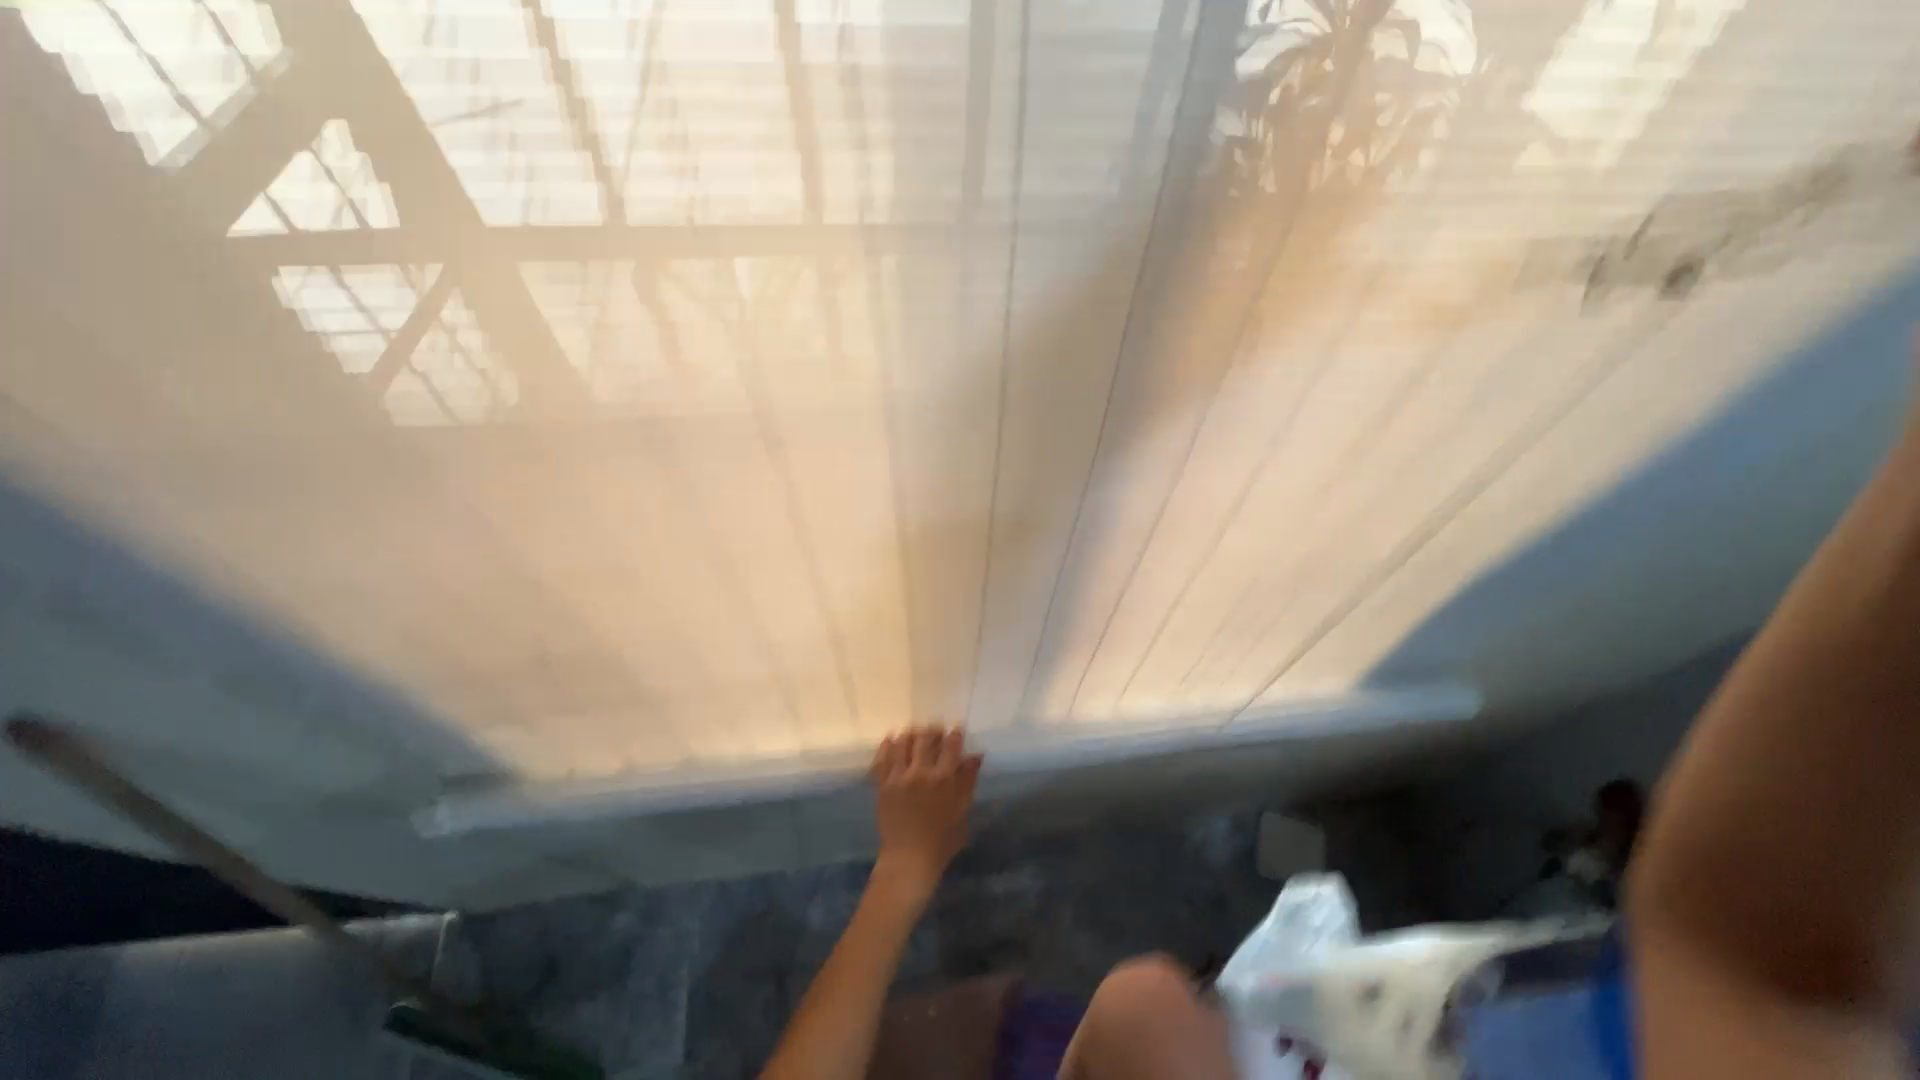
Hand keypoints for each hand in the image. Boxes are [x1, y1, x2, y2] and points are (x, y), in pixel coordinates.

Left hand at [869, 726, 981, 901]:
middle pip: (926, 740)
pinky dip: (888, 745)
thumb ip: (968, 780)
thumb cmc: (942, 839)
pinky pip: (883, 759)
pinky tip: (891, 738)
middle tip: (935, 727)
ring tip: (914, 730)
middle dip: (932, 730)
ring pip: (903, 744)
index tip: (956, 728)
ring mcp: (899, 777)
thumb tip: (975, 755)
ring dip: (910, 734)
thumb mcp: (962, 810)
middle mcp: (921, 772)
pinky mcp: (883, 785)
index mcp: (944, 779)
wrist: (909, 858)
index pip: (950, 746)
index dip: (954, 734)